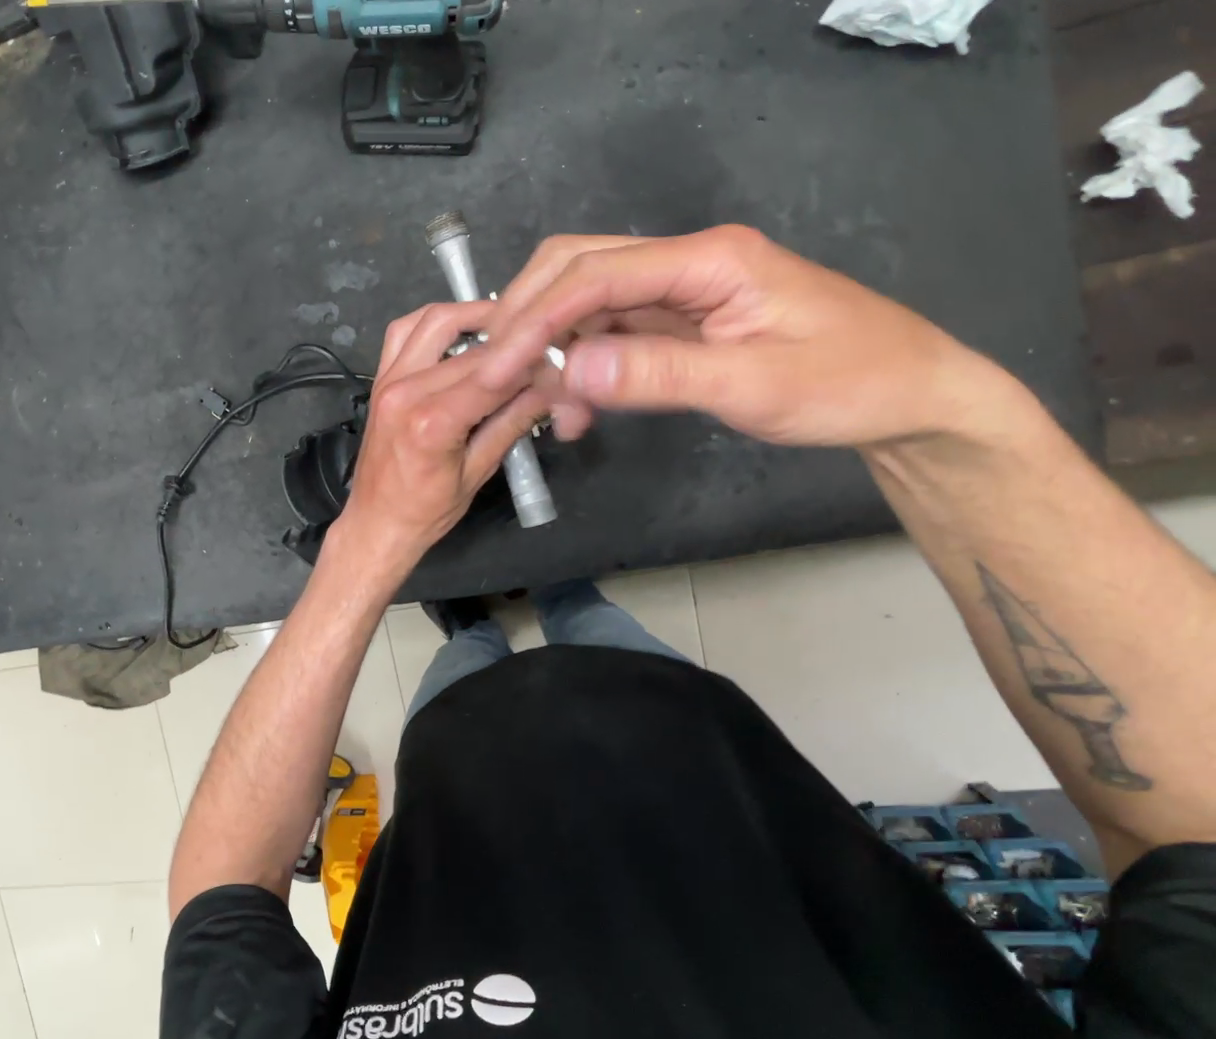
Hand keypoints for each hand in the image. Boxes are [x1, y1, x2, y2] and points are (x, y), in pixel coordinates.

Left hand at [335, 301, 544, 565]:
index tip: (563, 348)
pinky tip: (462, 331)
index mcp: (432, 422)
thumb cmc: (427, 511)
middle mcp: (406, 391)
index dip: (534, 358)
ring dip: (476, 316)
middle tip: (545, 346)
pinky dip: (434, 322)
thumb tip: (554, 384)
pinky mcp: (380, 378)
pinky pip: (404, 331)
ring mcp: (388, 380)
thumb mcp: (479, 472)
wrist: (376, 523)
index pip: (495, 372)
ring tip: (509, 328)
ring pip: (436, 321)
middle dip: (515, 344)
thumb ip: (513, 422)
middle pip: (473, 348)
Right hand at [474, 226, 1021, 448]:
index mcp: (709, 260)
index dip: (538, 318)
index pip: (596, 272)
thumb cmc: (848, 384)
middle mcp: (686, 263)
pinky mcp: (678, 321)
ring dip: (553, 349)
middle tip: (499, 375)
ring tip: (546, 408)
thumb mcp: (754, 385)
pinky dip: (581, 368)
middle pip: (577, 266)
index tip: (498, 366)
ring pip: (585, 301)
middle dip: (529, 317)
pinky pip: (608, 333)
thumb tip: (571, 370)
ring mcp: (680, 291)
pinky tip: (578, 411)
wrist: (909, 397)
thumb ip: (658, 375)